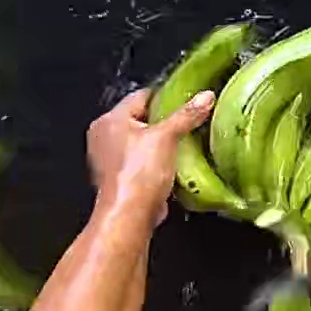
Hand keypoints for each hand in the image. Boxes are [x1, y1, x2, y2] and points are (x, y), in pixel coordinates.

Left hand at [87, 88, 213, 225]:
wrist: (130, 213)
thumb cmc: (139, 173)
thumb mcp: (167, 137)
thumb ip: (186, 115)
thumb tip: (206, 96)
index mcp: (110, 120)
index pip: (142, 96)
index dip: (167, 96)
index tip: (190, 99)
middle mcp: (105, 135)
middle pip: (143, 117)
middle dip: (167, 119)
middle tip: (193, 120)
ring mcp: (112, 156)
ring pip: (144, 138)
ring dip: (165, 140)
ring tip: (189, 140)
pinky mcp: (123, 174)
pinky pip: (144, 157)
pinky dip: (160, 157)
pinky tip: (177, 160)